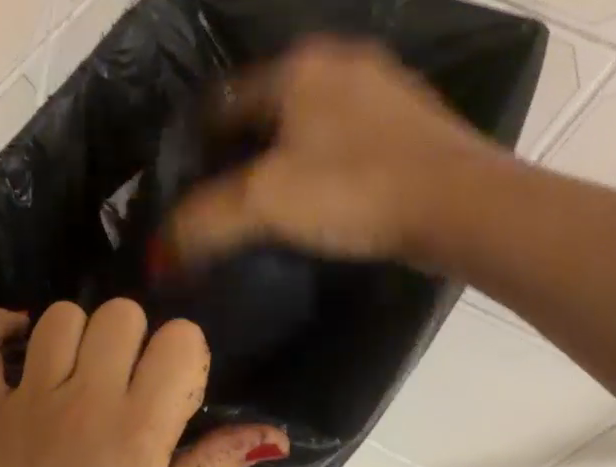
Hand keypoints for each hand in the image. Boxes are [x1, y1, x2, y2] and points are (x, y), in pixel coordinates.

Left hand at [0, 302, 286, 466]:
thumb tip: (273, 433)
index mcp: (137, 429)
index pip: (180, 339)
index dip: (186, 359)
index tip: (173, 394)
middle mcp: (83, 401)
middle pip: (121, 314)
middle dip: (135, 340)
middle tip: (128, 384)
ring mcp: (27, 399)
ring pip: (60, 317)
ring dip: (78, 335)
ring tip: (79, 373)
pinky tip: (19, 341)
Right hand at [166, 37, 505, 263]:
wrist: (459, 205)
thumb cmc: (353, 190)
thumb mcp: (262, 205)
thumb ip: (201, 224)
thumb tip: (155, 254)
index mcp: (296, 69)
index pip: (219, 104)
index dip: (193, 148)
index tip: (181, 187)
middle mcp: (337, 62)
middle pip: (263, 110)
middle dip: (237, 151)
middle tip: (217, 199)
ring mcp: (379, 87)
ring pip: (303, 122)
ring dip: (279, 156)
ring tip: (261, 203)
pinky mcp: (407, 121)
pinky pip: (340, 137)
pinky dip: (318, 162)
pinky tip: (317, 197)